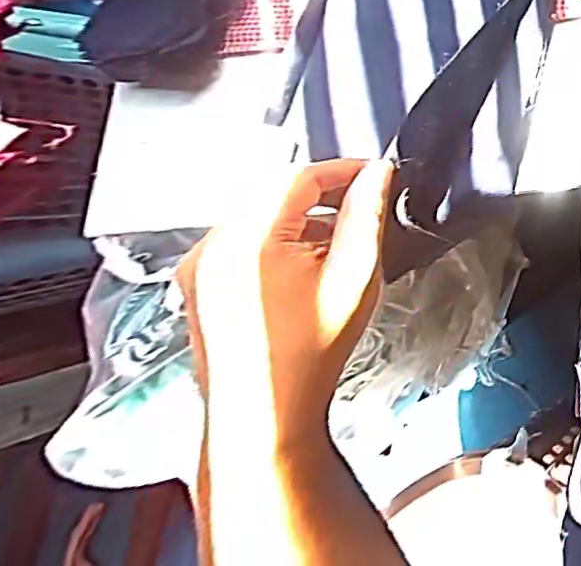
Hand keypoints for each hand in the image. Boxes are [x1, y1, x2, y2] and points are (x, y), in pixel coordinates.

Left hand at [177, 159, 394, 441]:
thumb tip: (378, 172)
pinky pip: (246, 236)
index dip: (346, 168)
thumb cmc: (311, 346)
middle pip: (275, 189)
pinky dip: (284, 232)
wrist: (264, 411)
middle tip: (368, 196)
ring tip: (346, 229)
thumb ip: (367, 211)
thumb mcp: (356, 269)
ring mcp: (200, 267)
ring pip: (261, 210)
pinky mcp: (202, 283)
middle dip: (327, 187)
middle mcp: (212, 247)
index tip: (379, 175)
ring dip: (306, 209)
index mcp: (247, 240)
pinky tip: (314, 255)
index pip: (300, 175)